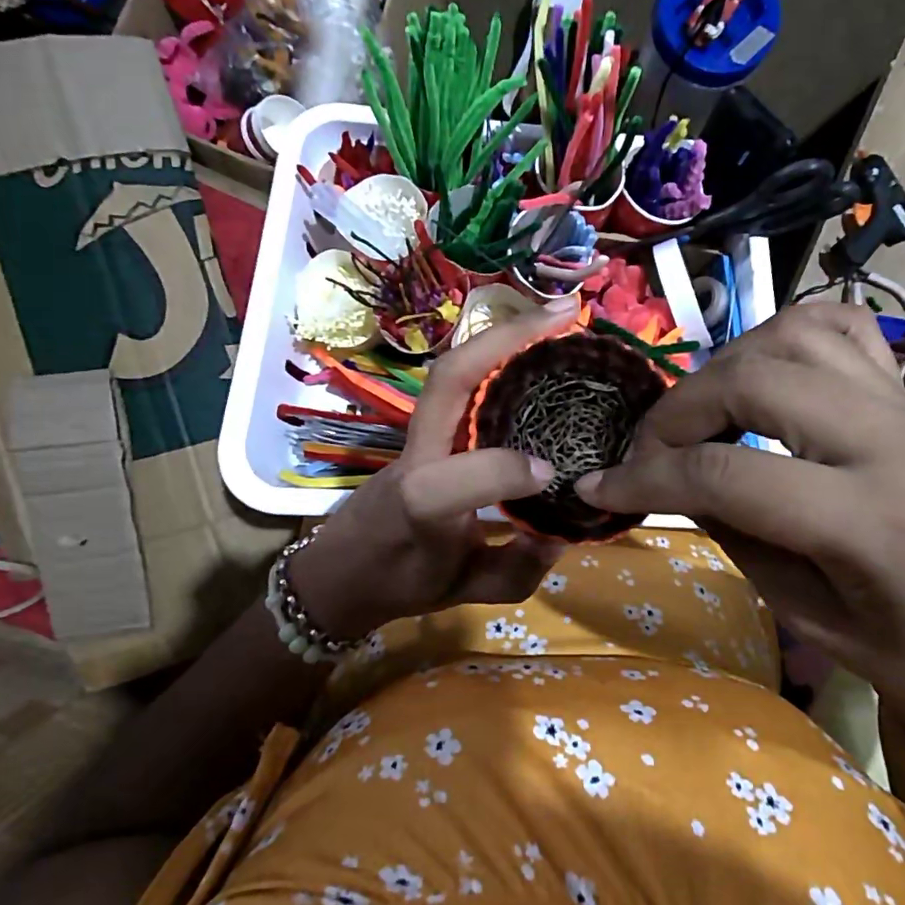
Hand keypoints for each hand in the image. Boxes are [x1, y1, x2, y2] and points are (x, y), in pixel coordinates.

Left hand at [285, 305, 576, 638]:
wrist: (339, 571)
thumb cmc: (399, 583)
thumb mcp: (465, 591)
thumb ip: (517, 570)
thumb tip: (564, 531)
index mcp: (417, 507)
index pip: (455, 478)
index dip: (507, 471)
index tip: (552, 476)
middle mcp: (415, 457)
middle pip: (449, 378)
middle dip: (506, 337)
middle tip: (565, 313)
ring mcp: (417, 434)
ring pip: (452, 368)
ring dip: (501, 335)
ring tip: (555, 318)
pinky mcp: (426, 426)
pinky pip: (459, 380)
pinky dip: (494, 353)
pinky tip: (529, 346)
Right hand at [575, 304, 904, 757]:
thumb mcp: (805, 616)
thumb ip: (733, 530)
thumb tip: (666, 477)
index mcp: (881, 526)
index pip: (731, 474)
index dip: (648, 476)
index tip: (599, 486)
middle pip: (759, 381)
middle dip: (681, 409)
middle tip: (648, 449)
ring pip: (800, 335)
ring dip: (728, 365)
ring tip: (703, 412)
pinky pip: (847, 335)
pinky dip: (786, 341)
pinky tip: (763, 378)